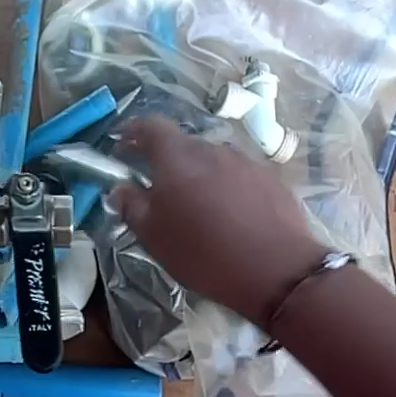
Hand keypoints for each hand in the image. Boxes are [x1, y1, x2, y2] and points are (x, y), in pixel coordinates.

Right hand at [112, 119, 328, 327]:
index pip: (150, 127)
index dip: (133, 132)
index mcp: (178, 157)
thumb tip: (121, 189)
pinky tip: (230, 217)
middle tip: (160, 191)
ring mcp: (246, 161)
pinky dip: (228, 190)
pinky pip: (239, 177)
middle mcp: (213, 149)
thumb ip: (132, 206)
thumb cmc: (202, 252)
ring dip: (201, 178)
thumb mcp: (153, 236)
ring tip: (198, 209)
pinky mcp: (272, 179)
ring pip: (213, 162)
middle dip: (169, 163)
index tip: (122, 143)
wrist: (274, 269)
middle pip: (184, 146)